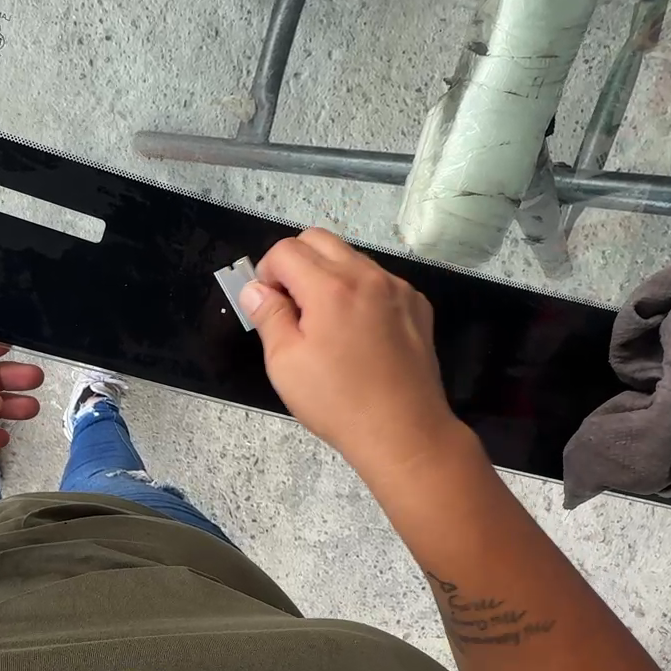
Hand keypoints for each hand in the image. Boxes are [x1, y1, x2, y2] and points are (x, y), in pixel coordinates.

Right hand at [239, 228, 467, 479]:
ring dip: (326, 275)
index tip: (267, 306)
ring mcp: (397, 288)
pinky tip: (355, 332)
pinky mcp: (416, 305)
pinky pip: (377, 279)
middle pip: (318, 239)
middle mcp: (367, 276)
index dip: (265, 274)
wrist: (403, 431)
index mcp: (330, 288)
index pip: (285, 251)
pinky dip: (356, 291)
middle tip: (289, 306)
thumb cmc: (336, 401)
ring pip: (350, 257)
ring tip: (323, 323)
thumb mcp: (285, 362)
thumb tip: (254, 289)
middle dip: (294, 263)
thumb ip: (268, 316)